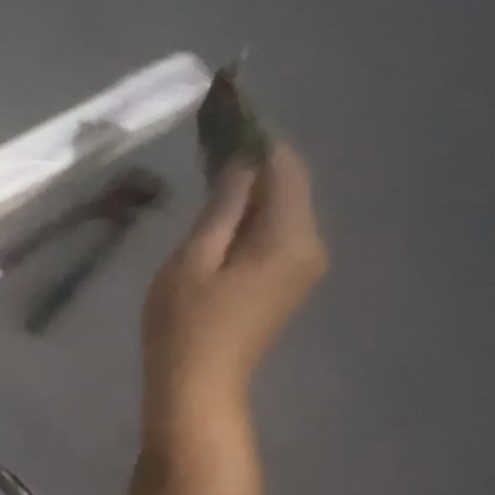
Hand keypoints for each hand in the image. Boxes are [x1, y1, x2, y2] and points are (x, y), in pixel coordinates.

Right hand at [142, 143, 327, 419]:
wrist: (196, 389)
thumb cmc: (184, 326)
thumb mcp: (192, 260)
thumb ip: (222, 206)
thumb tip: (241, 160)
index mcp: (290, 236)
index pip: (284, 166)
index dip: (257, 134)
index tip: (229, 106)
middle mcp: (310, 245)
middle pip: (288, 185)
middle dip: (255, 158)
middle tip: (214, 131)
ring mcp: (302, 267)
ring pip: (280, 209)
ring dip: (251, 186)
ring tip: (212, 164)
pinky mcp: (285, 284)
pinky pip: (273, 233)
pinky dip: (250, 214)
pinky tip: (222, 209)